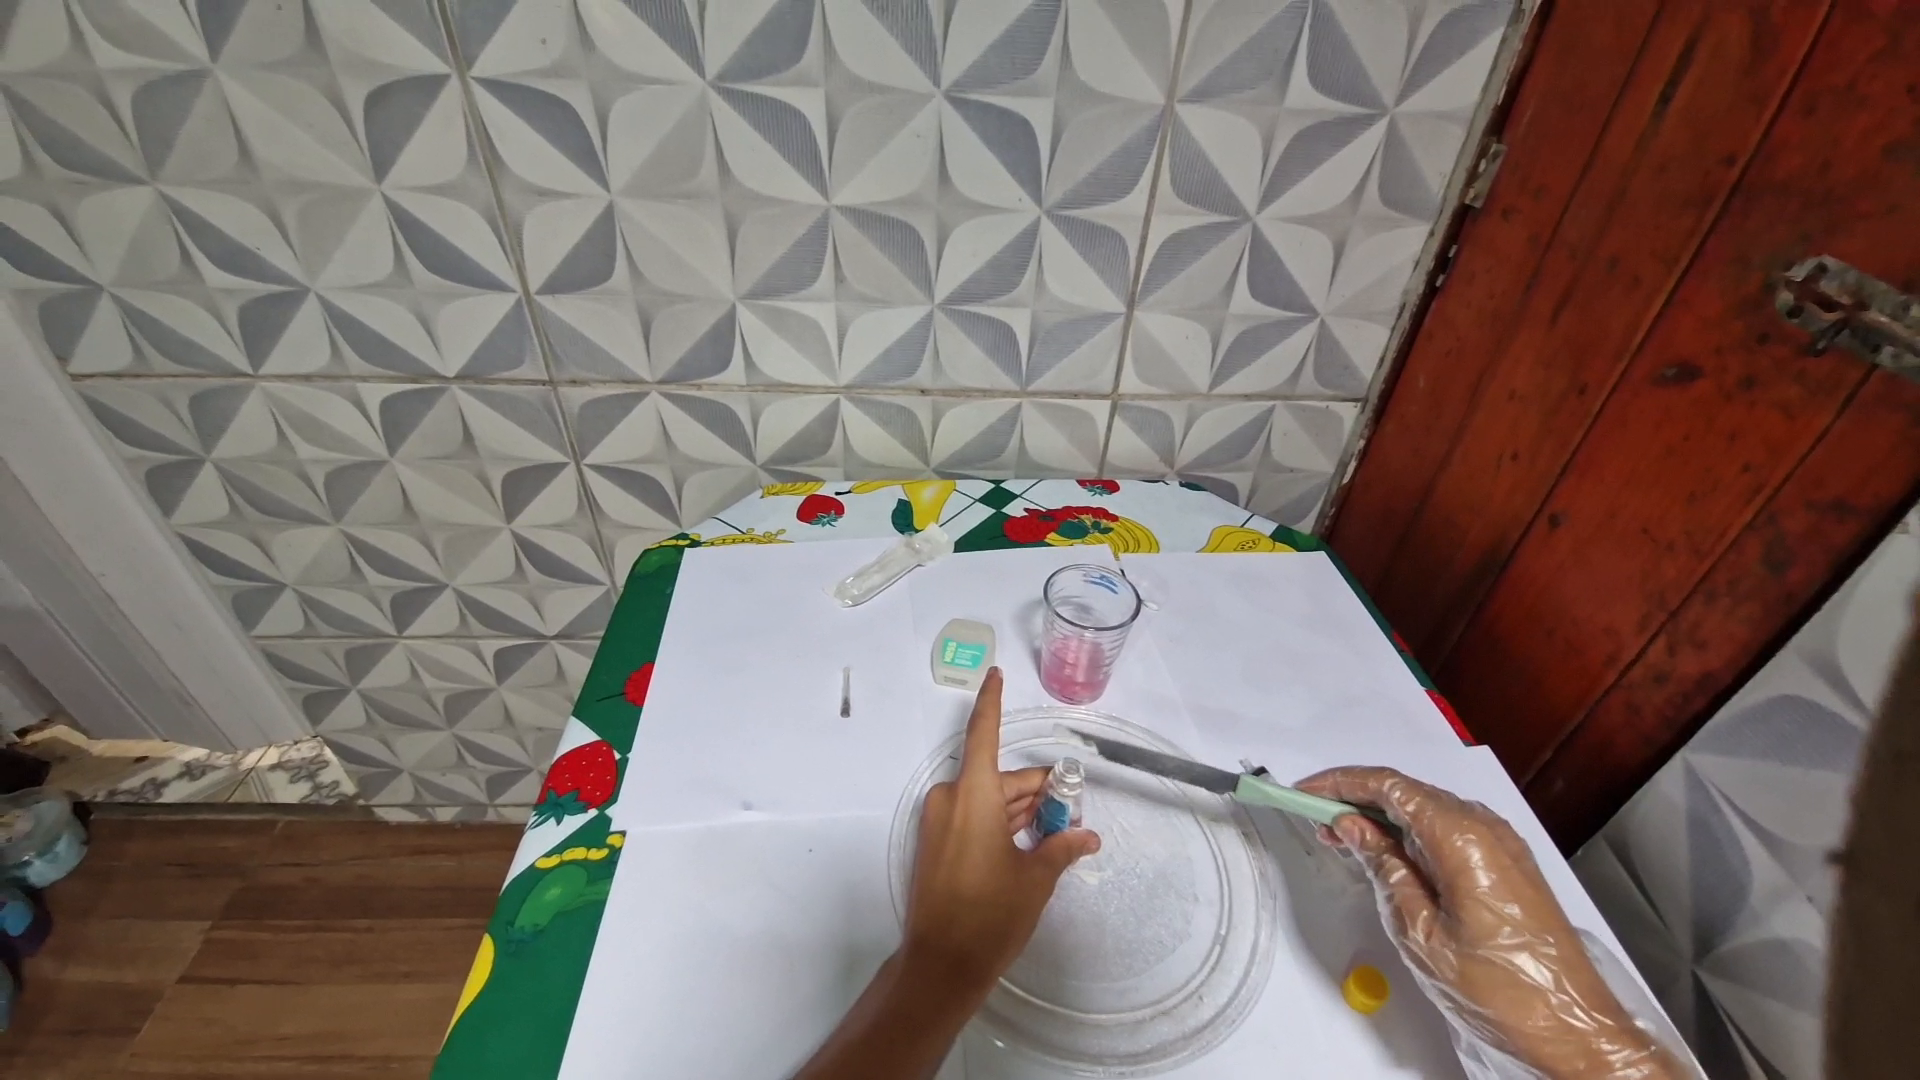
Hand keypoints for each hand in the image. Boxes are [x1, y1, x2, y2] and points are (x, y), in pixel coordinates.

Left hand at [902, 668, 1100, 994]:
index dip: (991, 701)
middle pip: (999, 776)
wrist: (940, 965)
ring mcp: (939, 820)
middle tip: (1071, 807)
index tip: (996, 673)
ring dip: (1019, 808)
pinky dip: (1000, 821)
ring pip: (988, 798)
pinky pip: (973, 816)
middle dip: (1035, 789)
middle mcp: (951, 798)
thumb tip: (1087, 836)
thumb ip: (1061, 848)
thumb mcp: (1035, 879)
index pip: (983, 733)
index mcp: (973, 794)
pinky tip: (1029, 841)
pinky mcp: (936, 841)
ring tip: (1056, 830)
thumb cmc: (990, 914)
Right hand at [1297, 767, 1678, 1079]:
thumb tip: (1352, 825)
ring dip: (1382, 817)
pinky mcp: (1507, 864)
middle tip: (1318, 822)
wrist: (1580, 1038)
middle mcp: (1484, 827)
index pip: (1389, 786)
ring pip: (1426, 809)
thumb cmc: (1497, 990)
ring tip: (1344, 840)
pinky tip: (1387, 855)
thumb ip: (1383, 867)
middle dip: (1357, 799)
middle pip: (1407, 792)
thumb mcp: (1420, 930)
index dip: (1340, 783)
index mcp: (1462, 837)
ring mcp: (1501, 844)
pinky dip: (1410, 833)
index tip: (1304, 792)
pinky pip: (1447, 830)